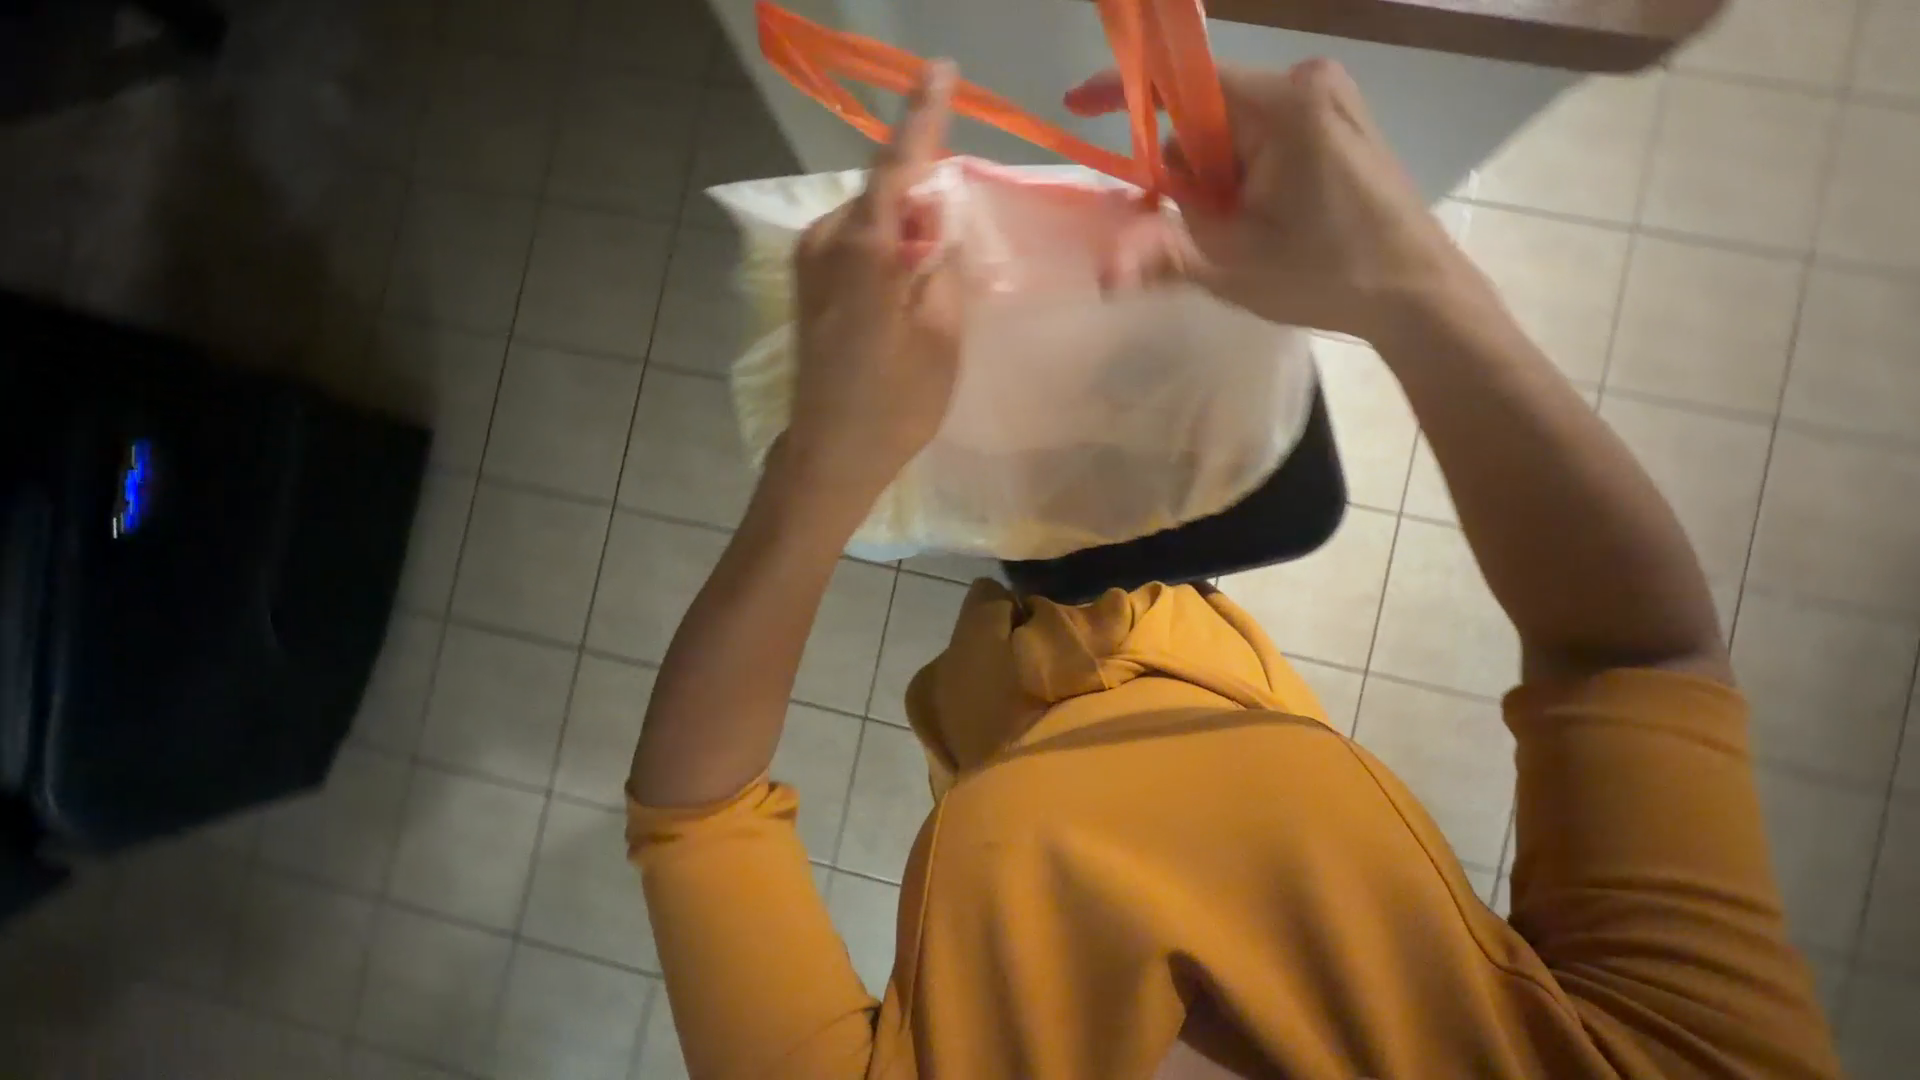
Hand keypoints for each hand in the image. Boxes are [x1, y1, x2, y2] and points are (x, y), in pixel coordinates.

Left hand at [783, 61, 965, 507]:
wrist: (831, 452)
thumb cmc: (896, 402)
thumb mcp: (941, 334)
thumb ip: (940, 264)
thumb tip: (932, 225)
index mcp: (864, 249)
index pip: (897, 164)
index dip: (923, 117)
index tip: (939, 71)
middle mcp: (826, 242)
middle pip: (880, 190)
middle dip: (918, 194)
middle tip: (951, 231)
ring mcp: (809, 264)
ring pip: (866, 218)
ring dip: (899, 225)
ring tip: (929, 269)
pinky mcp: (806, 286)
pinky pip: (850, 243)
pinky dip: (881, 246)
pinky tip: (902, 281)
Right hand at [1064, 59, 1478, 341]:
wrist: (1417, 291)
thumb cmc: (1329, 274)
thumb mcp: (1235, 268)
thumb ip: (1163, 257)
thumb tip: (1103, 274)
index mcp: (1283, 105)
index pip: (1184, 84)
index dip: (1125, 93)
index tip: (1077, 103)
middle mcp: (1307, 83)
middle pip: (1207, 117)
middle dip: (1191, 174)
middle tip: (1212, 231)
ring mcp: (1329, 99)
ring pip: (1233, 132)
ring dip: (1219, 183)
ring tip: (1247, 234)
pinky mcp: (1339, 121)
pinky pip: (1263, 137)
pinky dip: (1244, 178)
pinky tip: (1267, 220)